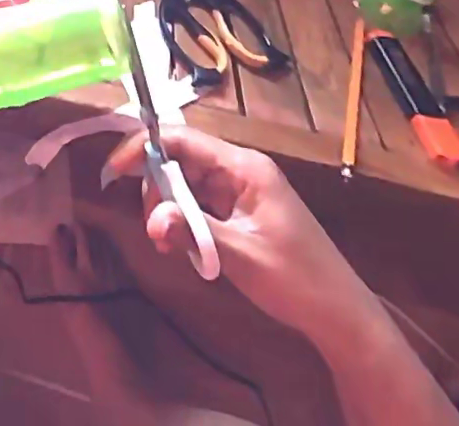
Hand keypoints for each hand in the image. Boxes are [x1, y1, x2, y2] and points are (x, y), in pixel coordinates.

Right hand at [107, 125, 380, 347]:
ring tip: (165, 241)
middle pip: (178, 159)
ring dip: (166, 206)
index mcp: (243, 167)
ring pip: (184, 181)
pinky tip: (179, 244)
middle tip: (149, 224)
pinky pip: (196, 201)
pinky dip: (180, 219)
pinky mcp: (236, 208)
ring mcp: (237, 188)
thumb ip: (192, 231)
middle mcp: (237, 169)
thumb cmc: (298, 280)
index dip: (143, 148)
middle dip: (155, 186)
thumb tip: (149, 219)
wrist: (344, 319)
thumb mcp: (241, 256)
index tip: (114, 171)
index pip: (181, 139)